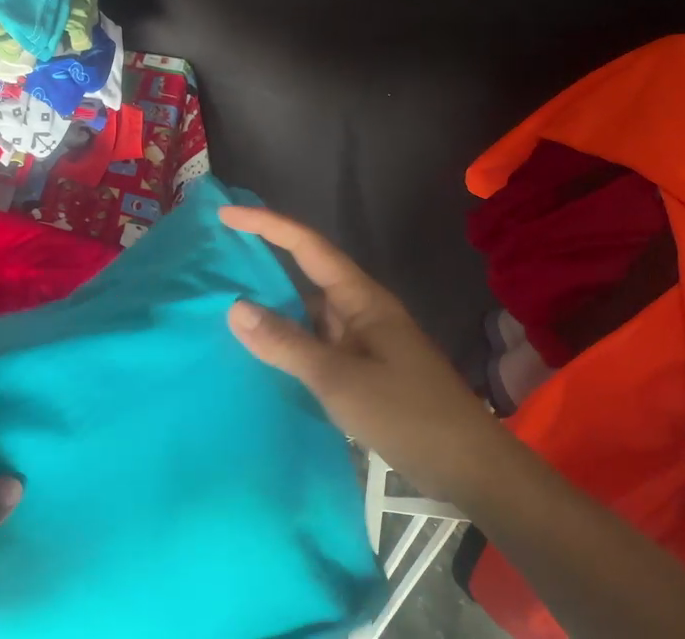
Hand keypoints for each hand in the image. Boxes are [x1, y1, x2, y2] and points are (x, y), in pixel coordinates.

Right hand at [220, 205, 509, 500]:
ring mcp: (362, 342)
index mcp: (361, 299)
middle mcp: (360, 311)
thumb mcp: (339, 379)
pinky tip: (258, 353)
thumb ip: (285, 343)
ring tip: (220, 304)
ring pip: (306, 312)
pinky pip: (313, 342)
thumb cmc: (408, 414)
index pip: (307, 247)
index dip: (267, 225)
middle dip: (263, 262)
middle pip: (304, 274)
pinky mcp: (361, 371)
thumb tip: (234, 307)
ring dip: (271, 306)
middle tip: (213, 259)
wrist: (472, 470)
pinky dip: (284, 341)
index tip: (226, 215)